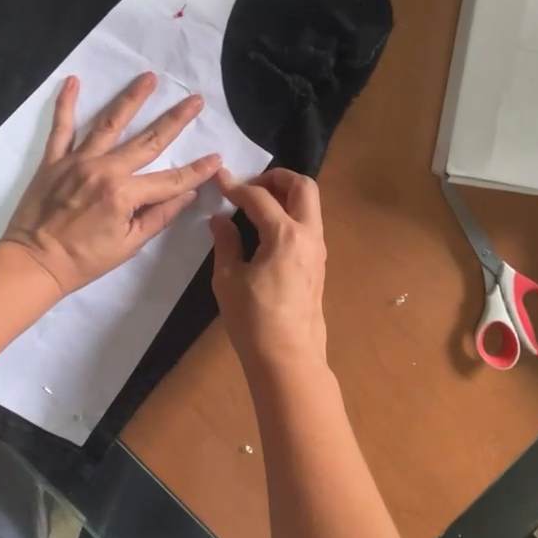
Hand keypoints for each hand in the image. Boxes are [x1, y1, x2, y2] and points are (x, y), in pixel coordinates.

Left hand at [2, 72, 221, 295]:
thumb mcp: (129, 245)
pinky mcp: (54, 159)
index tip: (217, 157)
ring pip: (110, 123)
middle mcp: (105, 170)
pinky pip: (61, 127)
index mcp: (125, 195)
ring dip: (131, 98)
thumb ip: (159, 216)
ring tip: (148, 77)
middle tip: (195, 99)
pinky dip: (67, 103)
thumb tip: (188, 194)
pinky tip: (74, 81)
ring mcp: (78, 160)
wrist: (33, 263)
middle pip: (148, 140)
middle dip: (175, 119)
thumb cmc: (84, 260)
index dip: (197, 170)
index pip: (171, 180)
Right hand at [210, 168, 328, 376]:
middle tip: (249, 186)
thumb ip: (226, 243)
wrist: (288, 360)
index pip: (259, 196)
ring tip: (256, 206)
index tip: (218, 180)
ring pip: (310, 205)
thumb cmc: (254, 320)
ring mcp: (318, 251)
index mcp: (285, 235)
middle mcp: (309, 235)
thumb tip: (221, 220)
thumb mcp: (228, 279)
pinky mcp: (318, 265)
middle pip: (303, 186)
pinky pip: (308, 225)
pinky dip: (290, 214)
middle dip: (276, 177)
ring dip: (286, 195)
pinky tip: (266, 230)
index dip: (235, 186)